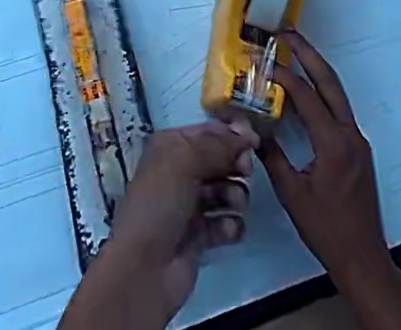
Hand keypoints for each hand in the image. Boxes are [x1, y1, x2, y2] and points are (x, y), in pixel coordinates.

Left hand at [59, 121, 257, 329]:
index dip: (231, 134)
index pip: (207, 132)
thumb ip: (216, 146)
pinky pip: (226, 222)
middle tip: (244, 172)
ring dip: (235, 195)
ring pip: (226, 190)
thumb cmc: (159, 203)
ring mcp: (190, 204)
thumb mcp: (183, 162)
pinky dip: (231, 224)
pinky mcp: (200, 234)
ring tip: (233, 205)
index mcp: (171, 146)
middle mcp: (180, 171)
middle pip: (220, 159)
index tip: (255, 142)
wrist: (145, 267)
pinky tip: (229, 229)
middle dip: (235, 164)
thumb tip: (245, 133)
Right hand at [260, 31, 400, 329]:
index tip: (259, 59)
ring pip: (336, 94)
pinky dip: (319, 92)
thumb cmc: (325, 226)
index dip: (281, 74)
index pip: (305, 95)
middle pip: (330, 82)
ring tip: (294, 50)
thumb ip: (271, 154)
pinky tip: (302, 92)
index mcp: (333, 142)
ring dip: (316, 69)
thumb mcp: (291, 191)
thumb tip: (249, 126)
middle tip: (286, 32)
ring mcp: (356, 141)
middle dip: (308, 54)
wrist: (363, 258)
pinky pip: (336, 110)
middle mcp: (350, 135)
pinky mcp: (356, 150)